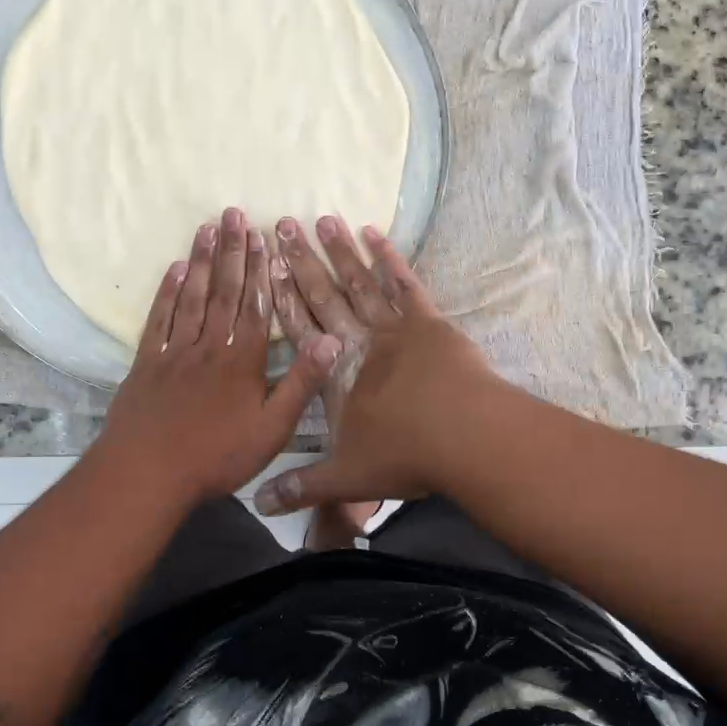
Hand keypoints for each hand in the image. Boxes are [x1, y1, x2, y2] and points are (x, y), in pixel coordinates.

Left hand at [97, 207, 342, 505]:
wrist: (146, 472)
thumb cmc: (215, 457)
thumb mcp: (271, 430)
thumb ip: (301, 384)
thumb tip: (330, 340)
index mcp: (242, 363)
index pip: (254, 307)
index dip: (259, 270)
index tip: (262, 236)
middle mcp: (209, 347)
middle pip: (223, 292)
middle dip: (231, 251)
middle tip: (233, 214)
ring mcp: (174, 352)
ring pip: (191, 298)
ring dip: (200, 262)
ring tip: (206, 228)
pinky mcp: (146, 363)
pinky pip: (158, 319)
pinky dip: (167, 292)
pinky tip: (174, 270)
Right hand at [255, 216, 517, 515]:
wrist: (467, 437)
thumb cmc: (405, 454)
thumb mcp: (346, 478)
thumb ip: (303, 487)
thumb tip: (258, 505)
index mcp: (335, 372)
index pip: (298, 326)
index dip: (279, 296)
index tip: (263, 266)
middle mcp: (359, 341)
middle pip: (323, 294)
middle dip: (301, 261)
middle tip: (282, 225)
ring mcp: (395, 326)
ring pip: (360, 281)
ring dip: (340, 251)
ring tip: (322, 220)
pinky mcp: (428, 321)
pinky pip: (405, 283)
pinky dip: (389, 257)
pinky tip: (374, 232)